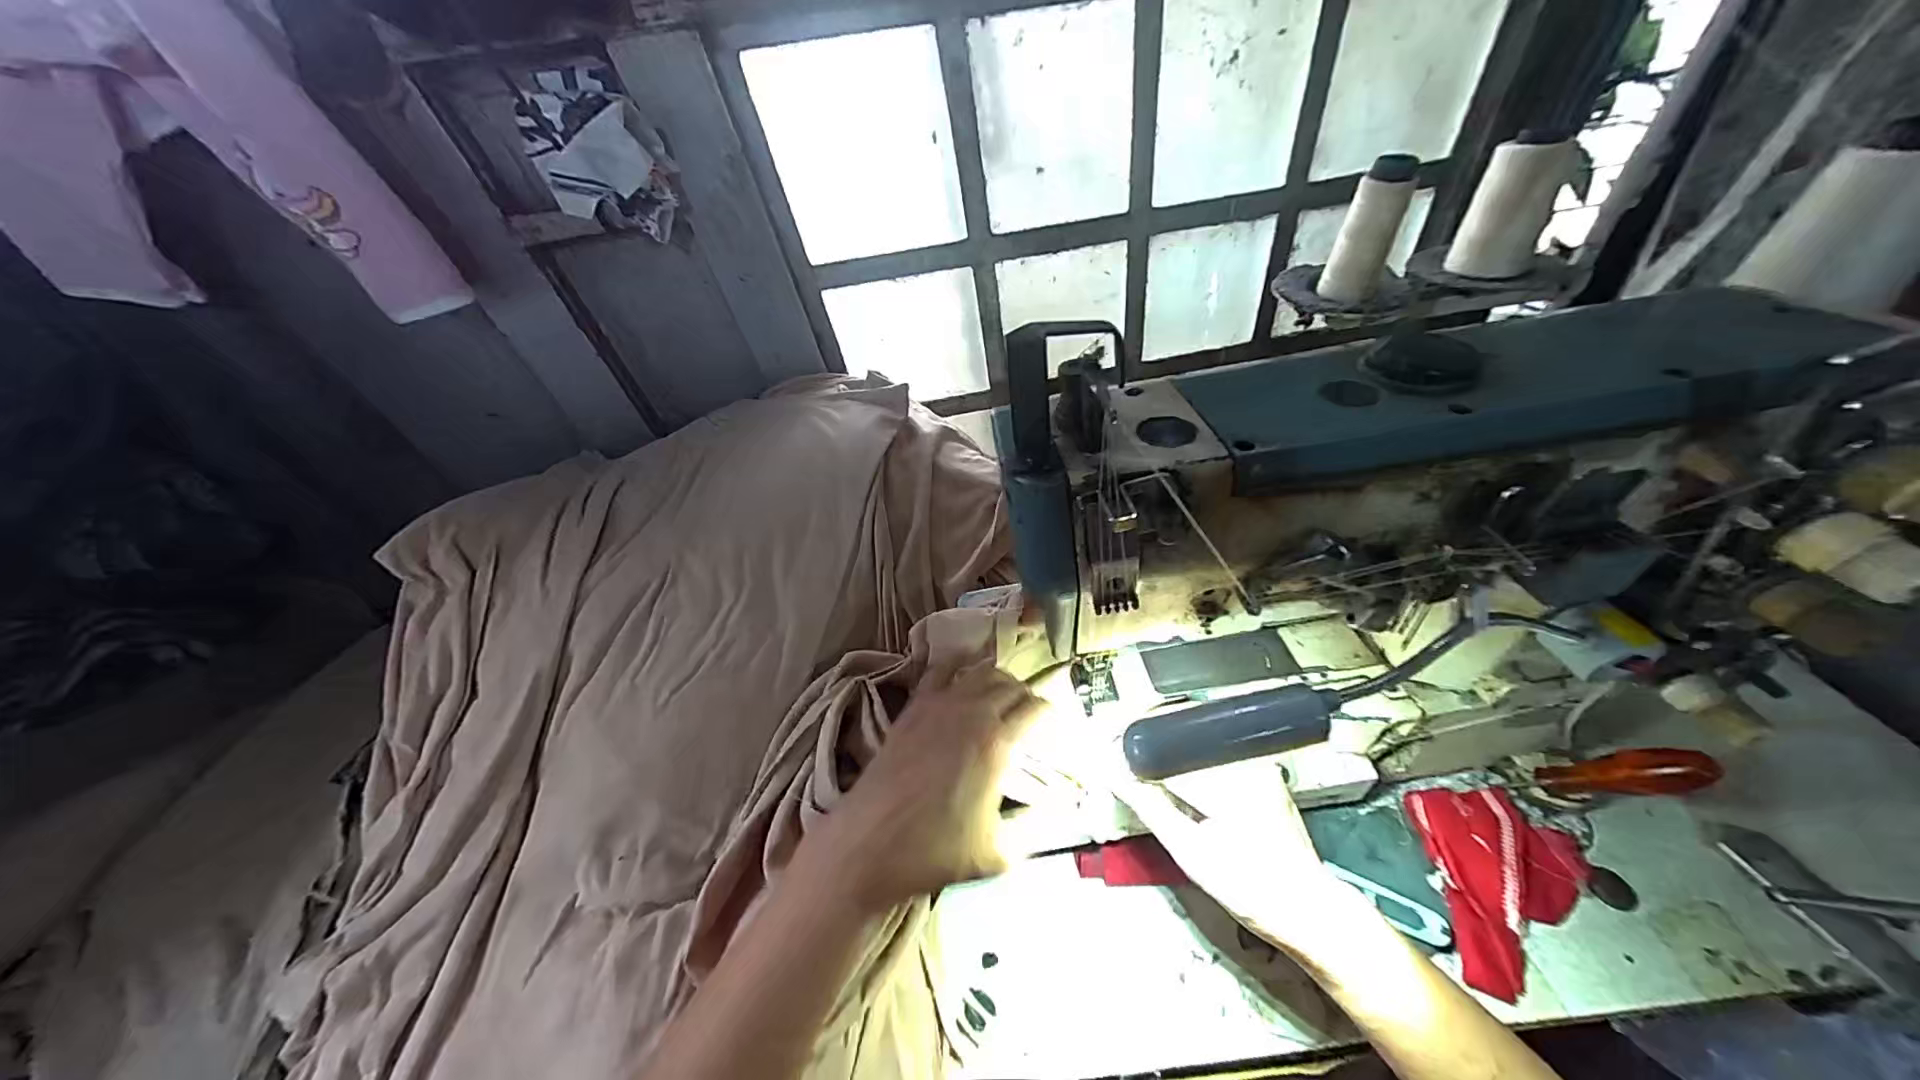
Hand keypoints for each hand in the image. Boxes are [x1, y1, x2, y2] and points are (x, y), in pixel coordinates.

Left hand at [800, 660, 1045, 911]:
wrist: (870, 844)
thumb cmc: (935, 851)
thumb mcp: (999, 853)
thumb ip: (1034, 826)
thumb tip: (1059, 810)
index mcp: (998, 744)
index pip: (1036, 709)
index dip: (1050, 714)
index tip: (1052, 726)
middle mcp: (971, 713)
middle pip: (1010, 686)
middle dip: (1026, 696)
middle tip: (1029, 715)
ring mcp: (938, 705)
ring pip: (980, 672)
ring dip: (998, 679)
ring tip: (1002, 695)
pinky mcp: (913, 707)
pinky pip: (941, 670)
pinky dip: (959, 664)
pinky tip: (963, 669)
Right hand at [1107, 764, 1382, 958]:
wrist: (1312, 913)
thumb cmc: (1252, 889)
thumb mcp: (1190, 852)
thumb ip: (1148, 805)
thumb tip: (1112, 773)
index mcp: (1227, 773)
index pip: (1165, 744)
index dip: (1131, 746)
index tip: (1105, 754)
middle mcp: (1245, 759)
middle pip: (1180, 739)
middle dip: (1147, 747)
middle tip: (1118, 765)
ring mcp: (1257, 766)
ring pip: (1197, 748)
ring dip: (1167, 756)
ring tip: (1142, 776)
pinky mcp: (1262, 776)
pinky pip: (1214, 759)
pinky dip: (1190, 767)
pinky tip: (1178, 789)